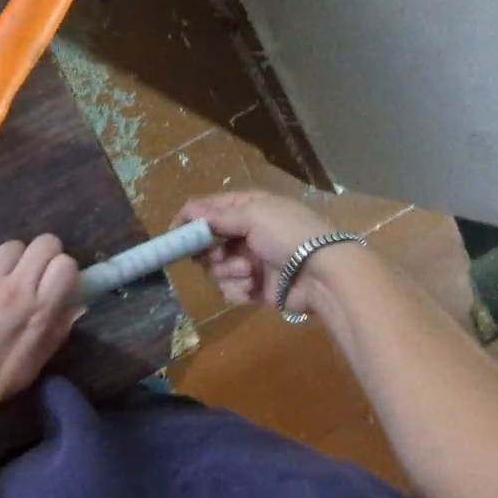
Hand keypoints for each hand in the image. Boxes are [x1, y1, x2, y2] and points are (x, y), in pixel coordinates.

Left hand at [0, 235, 80, 413]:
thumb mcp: (34, 363)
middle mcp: (16, 288)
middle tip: (31, 274)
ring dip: (10, 263)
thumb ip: (56, 329)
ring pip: (11, 247)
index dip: (62, 269)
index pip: (66, 264)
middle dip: (42, 255)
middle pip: (44, 243)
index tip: (54, 282)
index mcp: (39, 311)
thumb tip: (74, 303)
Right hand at [172, 191, 350, 313]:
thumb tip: (189, 212)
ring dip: (228, 272)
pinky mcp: (253, 288)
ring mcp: (249, 261)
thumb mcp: (255, 214)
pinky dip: (238, 289)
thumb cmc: (289, 235)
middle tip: (218, 256)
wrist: (324, 275)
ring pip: (215, 269)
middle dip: (209, 252)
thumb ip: (219, 215)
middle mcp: (245, 233)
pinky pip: (229, 289)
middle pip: (206, 243)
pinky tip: (254, 288)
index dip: (188, 220)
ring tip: (248, 272)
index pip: (206, 209)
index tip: (173, 236)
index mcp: (247, 208)